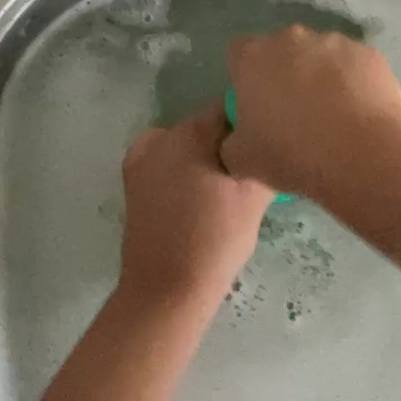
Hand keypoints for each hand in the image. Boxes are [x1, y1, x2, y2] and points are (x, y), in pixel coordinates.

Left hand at [117, 107, 273, 305]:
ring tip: (219, 193)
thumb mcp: (255, 197)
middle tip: (244, 177)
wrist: (167, 290)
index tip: (262, 152)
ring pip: (185, 144)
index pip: (230, 110)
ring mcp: (142, 156)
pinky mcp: (132, 179)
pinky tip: (192, 197)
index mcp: (193, 131)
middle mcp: (163, 134)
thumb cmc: (216, 240)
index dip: (250, 128)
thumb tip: (268, 143)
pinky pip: (165, 161)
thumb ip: (262, 157)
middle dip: (225, 145)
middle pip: (206, 126)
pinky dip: (179, 169)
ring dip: (202, 157)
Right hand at [220, 26, 400, 199]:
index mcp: (253, 56)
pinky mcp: (367, 52)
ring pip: (319, 55)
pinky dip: (352, 83)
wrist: (362, 154)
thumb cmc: (291, 153)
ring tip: (332, 118)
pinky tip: (359, 115)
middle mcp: (290, 38)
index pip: (239, 53)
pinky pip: (352, 65)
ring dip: (320, 77)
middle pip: (281, 51)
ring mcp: (332, 41)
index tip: (256, 105)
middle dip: (285, 74)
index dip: (246, 77)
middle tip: (294, 114)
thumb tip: (239, 140)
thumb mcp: (241, 161)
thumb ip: (231, 143)